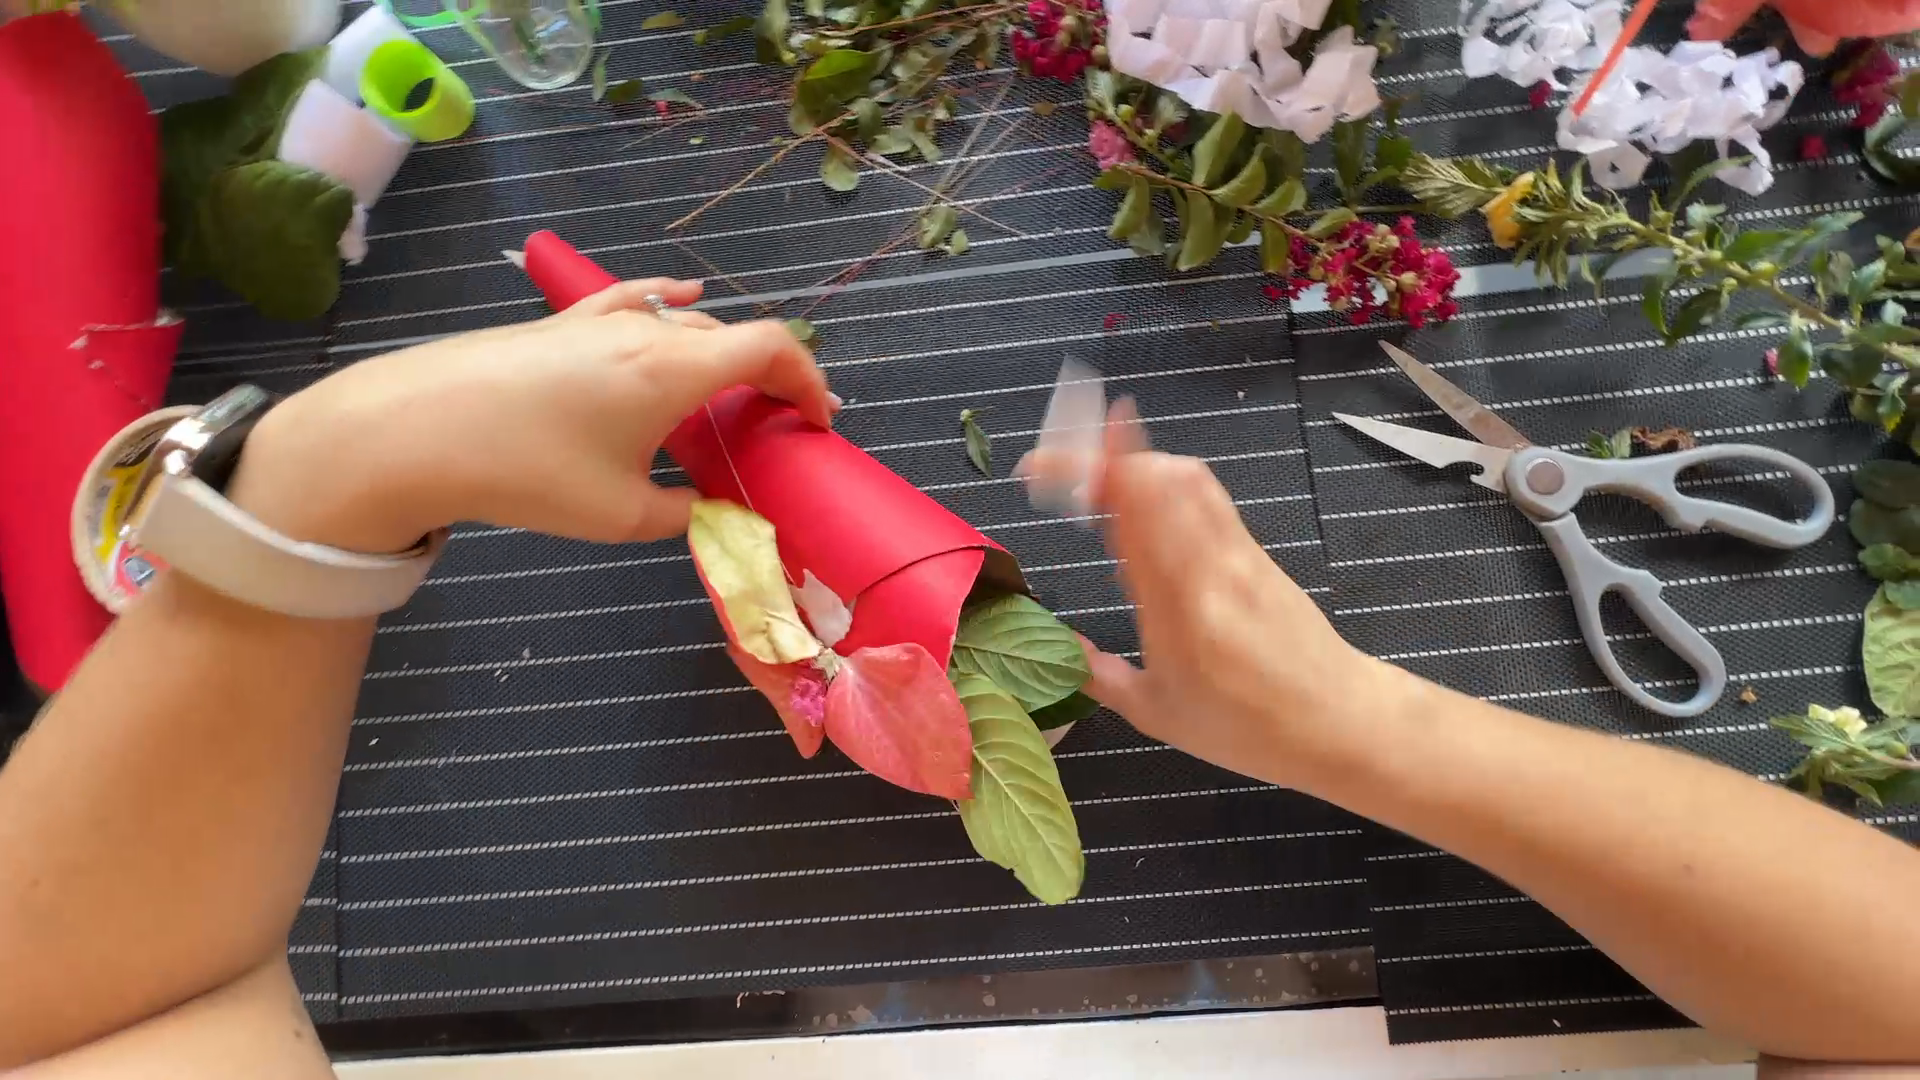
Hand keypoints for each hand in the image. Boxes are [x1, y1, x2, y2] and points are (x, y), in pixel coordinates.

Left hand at [226, 279, 833, 551]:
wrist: (404, 433)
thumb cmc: (526, 473)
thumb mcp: (622, 515)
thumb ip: (686, 512)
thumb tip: (711, 512)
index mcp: (673, 370)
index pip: (770, 348)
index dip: (809, 380)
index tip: (817, 421)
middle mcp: (646, 332)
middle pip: (736, 336)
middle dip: (776, 376)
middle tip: (789, 420)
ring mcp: (602, 321)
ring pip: (690, 325)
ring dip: (730, 355)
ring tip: (741, 392)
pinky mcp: (565, 324)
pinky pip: (638, 302)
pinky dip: (673, 306)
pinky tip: (680, 300)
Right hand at [1045, 414, 1372, 788]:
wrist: (1341, 720)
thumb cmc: (1245, 727)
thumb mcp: (1158, 714)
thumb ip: (1100, 677)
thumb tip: (1062, 647)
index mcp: (1176, 602)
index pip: (1127, 511)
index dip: (1084, 472)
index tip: (1040, 466)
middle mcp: (1208, 562)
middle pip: (1158, 475)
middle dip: (1104, 454)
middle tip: (1065, 467)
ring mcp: (1237, 550)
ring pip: (1187, 477)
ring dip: (1138, 461)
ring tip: (1101, 475)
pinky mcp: (1256, 550)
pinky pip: (1208, 496)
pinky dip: (1167, 480)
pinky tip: (1149, 497)